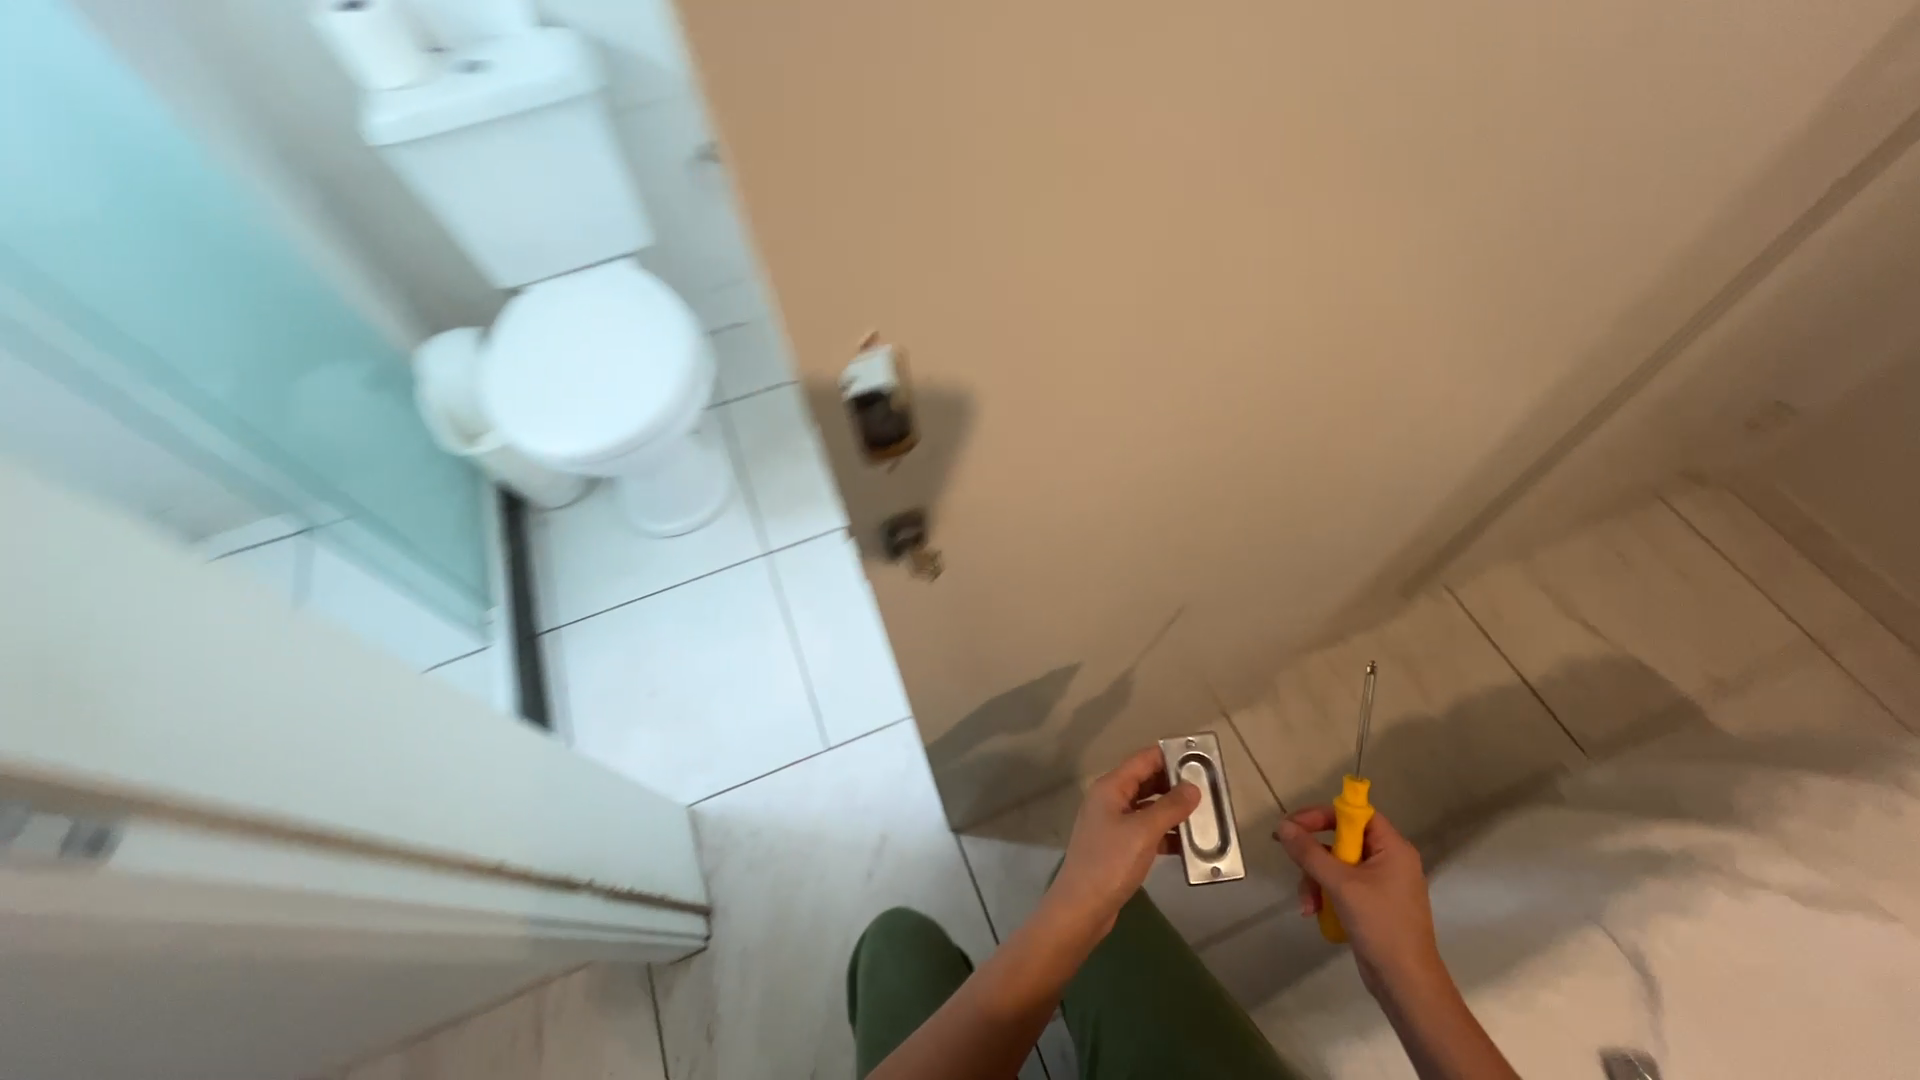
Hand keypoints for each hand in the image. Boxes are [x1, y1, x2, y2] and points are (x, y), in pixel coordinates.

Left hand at [1043, 746, 1200, 937]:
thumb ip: (1170, 807)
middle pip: (1146, 782)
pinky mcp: (1119, 846)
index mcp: (1111, 788)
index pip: (1143, 759)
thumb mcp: (1144, 831)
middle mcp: (1110, 800)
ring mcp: (1113, 824)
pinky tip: (1189, 844)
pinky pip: (1147, 831)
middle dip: (1176, 784)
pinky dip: (1166, 833)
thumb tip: (1193, 787)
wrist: (1083, 907)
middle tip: (1209, 788)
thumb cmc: (1111, 862)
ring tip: (1205, 814)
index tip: (1200, 758)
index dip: (1170, 756)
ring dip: (1173, 810)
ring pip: (1148, 808)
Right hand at [1274, 807, 1443, 999]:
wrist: (1406, 982)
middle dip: (1314, 857)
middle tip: (1292, 861)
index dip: (1324, 815)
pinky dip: (1325, 895)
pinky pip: (1341, 887)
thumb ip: (1310, 853)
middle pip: (1342, 840)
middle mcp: (1389, 861)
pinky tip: (1314, 913)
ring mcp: (1381, 884)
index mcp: (1393, 848)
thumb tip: (1283, 826)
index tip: (1294, 825)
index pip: (1356, 814)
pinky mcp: (1372, 905)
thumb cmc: (1380, 924)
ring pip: (1336, 866)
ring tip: (1306, 904)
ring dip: (1315, 880)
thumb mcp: (1340, 884)